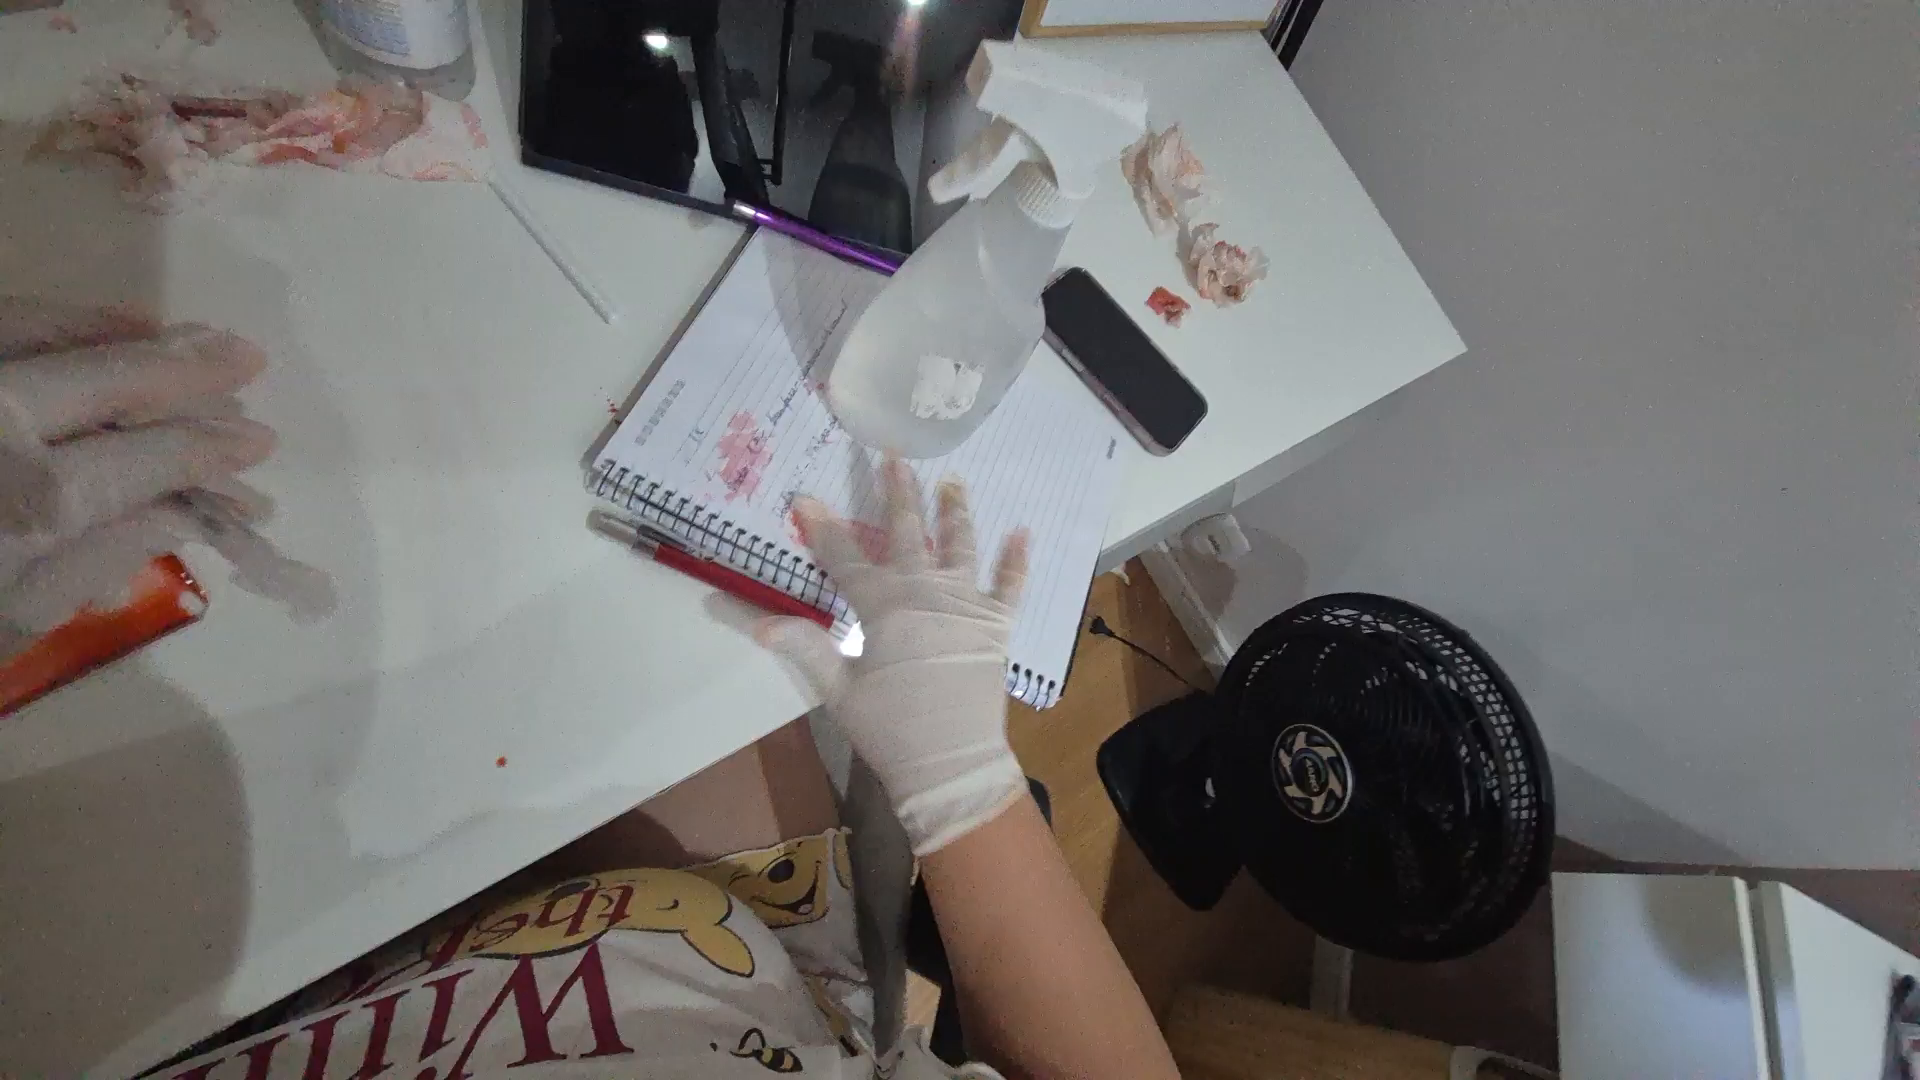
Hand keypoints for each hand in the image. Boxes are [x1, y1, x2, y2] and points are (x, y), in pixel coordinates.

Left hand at [0, 297, 274, 641]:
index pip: (140, 460)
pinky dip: (23, 325)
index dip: (206, 450)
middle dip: (179, 369)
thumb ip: (94, 558)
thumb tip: (182, 508)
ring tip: (165, 330)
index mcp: (14, 505)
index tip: (258, 441)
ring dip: (102, 332)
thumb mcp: (3, 623)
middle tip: (245, 355)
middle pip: (87, 383)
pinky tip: (72, 328)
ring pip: (11, 333)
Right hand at [756, 459, 1029, 855]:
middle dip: (898, 493)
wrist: (951, 762)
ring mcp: (967, 604)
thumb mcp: (838, 690)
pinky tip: (1023, 531)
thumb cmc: (890, 728)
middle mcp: (926, 591)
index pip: (845, 559)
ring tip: (954, 480)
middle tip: (894, 457)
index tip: (806, 497)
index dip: (823, 528)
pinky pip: (1010, 584)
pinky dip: (1017, 559)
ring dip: (956, 511)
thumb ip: (803, 648)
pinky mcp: (997, 623)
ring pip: (960, 546)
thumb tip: (756, 621)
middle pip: (908, 534)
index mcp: (883, 607)